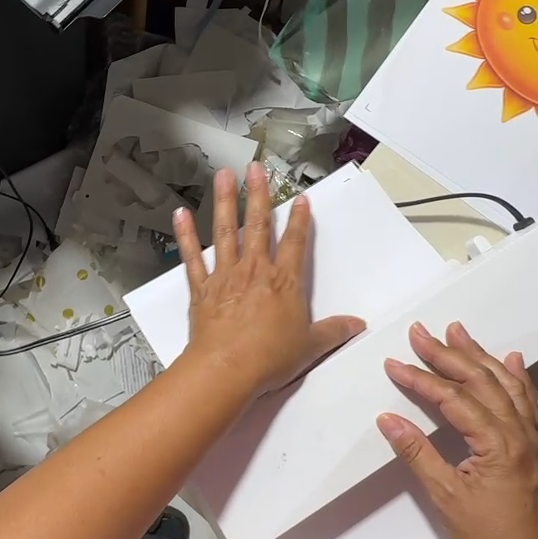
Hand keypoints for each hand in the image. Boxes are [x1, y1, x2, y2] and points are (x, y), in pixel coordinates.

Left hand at [172, 163, 363, 400]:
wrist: (226, 370)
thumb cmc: (268, 359)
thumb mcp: (310, 347)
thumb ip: (333, 332)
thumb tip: (357, 325)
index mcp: (284, 283)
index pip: (295, 243)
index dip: (299, 220)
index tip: (300, 198)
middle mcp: (254, 271)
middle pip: (257, 225)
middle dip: (258, 194)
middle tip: (256, 168)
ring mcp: (225, 276)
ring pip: (224, 231)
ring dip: (223, 201)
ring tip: (223, 176)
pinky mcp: (201, 288)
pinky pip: (192, 257)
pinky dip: (185, 235)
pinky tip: (180, 214)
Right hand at [376, 322, 537, 538]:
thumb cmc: (486, 538)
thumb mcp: (444, 496)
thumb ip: (416, 453)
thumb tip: (387, 419)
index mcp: (497, 443)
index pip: (453, 399)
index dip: (421, 379)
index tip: (393, 363)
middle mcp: (518, 434)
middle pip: (481, 382)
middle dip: (448, 355)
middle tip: (421, 332)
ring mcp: (529, 440)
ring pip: (505, 386)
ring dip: (479, 357)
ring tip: (458, 332)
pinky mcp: (533, 448)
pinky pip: (526, 403)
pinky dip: (516, 378)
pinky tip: (511, 361)